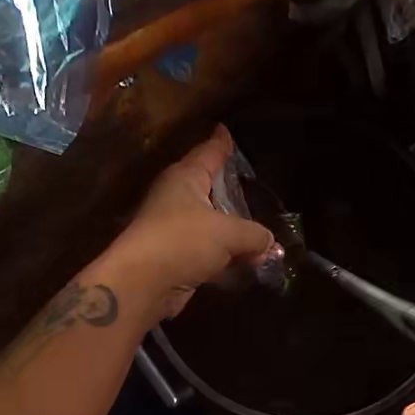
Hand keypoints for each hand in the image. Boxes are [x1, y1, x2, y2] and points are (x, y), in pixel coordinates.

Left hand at [102, 126, 274, 321]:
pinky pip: (210, 254)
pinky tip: (249, 264)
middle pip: (210, 190)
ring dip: (234, 233)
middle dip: (232, 191)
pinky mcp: (178, 260)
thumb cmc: (183, 241)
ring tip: (263, 237)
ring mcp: (176, 231)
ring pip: (212, 226)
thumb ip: (254, 235)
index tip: (226, 130)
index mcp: (185, 178)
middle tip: (256, 188)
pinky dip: (227, 258)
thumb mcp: (228, 233)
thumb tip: (271, 243)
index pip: (208, 152)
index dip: (220, 143)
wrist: (143, 284)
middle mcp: (178, 200)